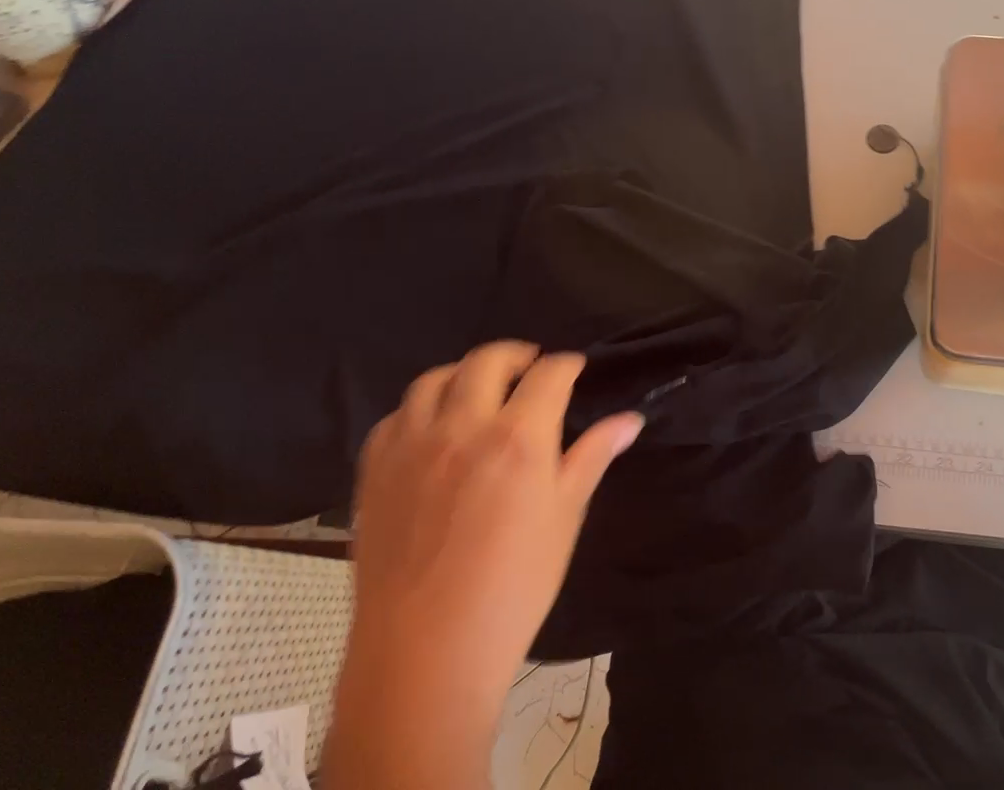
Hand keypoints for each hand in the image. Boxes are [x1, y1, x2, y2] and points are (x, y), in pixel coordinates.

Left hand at [327, 342, 640, 789]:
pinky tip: (434, 428)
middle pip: (487, 361)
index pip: (548, 375)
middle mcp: (462, 426)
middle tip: (532, 369)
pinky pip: (396, 415)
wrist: (428, 647)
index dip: (566, 365)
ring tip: (481, 389)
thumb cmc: (516, 585)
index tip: (575, 368)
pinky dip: (421, 407)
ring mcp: (411, 445)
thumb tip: (628, 421)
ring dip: (464, 373)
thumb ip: (591, 458)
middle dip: (516, 355)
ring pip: (434, 379)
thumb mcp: (565, 517)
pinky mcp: (375, 469)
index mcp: (519, 438)